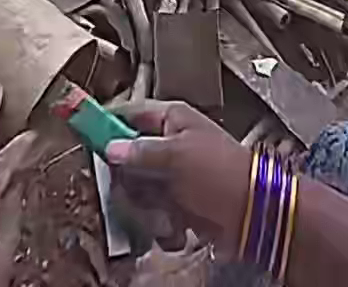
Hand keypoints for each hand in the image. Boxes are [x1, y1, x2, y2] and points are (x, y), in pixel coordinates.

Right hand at [105, 100, 252, 245]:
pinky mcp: (179, 205)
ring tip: (166, 220)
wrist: (258, 216)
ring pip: (139, 192)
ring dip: (148, 211)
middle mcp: (168, 144)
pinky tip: (177, 232)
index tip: (89, 141)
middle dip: (131, 185)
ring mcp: (173, 176)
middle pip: (128, 159)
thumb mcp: (177, 157)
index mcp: (170, 119)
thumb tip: (109, 148)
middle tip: (135, 197)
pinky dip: (163, 227)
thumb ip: (140, 153)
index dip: (108, 125)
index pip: (129, 114)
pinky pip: (154, 215)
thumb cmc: (218, 173)